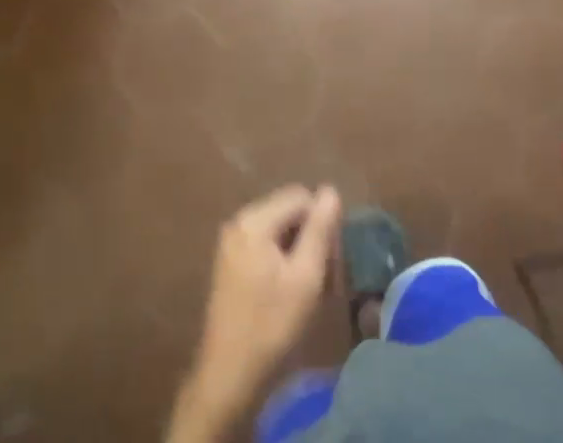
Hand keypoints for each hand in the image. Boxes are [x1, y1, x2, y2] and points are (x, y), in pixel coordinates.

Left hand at [188, 185, 342, 406]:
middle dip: (312, 237)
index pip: (302, 197)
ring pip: (281, 231)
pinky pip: (266, 246)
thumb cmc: (272, 324)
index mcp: (253, 221)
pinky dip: (284, 262)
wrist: (230, 372)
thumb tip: (330, 190)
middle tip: (324, 278)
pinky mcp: (231, 263)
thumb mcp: (306, 275)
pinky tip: (290, 292)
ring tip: (309, 288)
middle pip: (290, 212)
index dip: (323, 223)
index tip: (331, 259)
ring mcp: (231, 243)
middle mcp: (238, 223)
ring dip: (300, 252)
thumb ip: (320, 229)